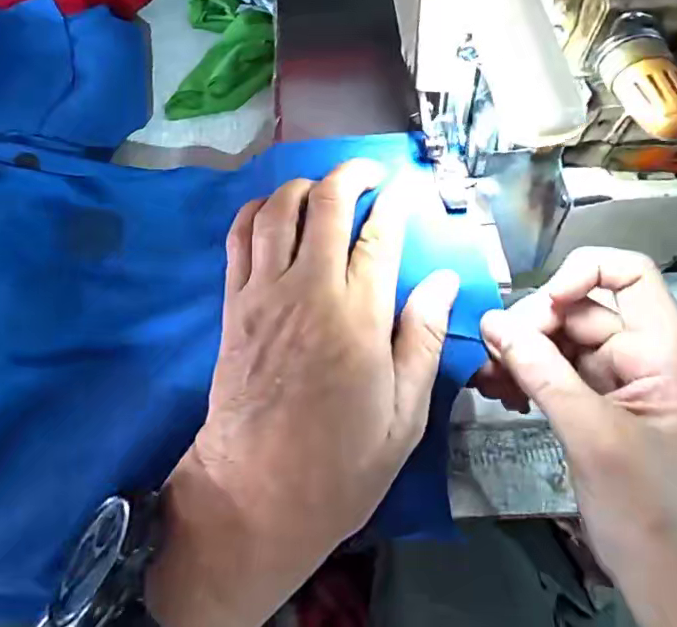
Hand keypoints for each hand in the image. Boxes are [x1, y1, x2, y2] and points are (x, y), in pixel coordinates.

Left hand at [146, 160, 460, 626]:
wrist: (252, 500)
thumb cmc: (340, 464)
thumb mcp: (404, 415)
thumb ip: (424, 338)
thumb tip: (443, 280)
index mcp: (358, 318)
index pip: (379, 235)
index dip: (396, 202)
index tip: (407, 189)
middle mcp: (308, 291)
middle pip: (326, 203)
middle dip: (352, 175)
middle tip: (371, 175)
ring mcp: (263, 294)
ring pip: (278, 210)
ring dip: (305, 186)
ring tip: (327, 189)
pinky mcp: (233, 305)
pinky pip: (239, 238)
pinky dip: (256, 211)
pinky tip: (274, 212)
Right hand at [477, 248, 676, 626]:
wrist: (676, 601)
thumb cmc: (654, 521)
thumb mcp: (594, 439)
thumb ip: (543, 374)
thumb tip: (494, 323)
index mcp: (665, 355)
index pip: (632, 275)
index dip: (585, 272)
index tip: (545, 303)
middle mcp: (644, 361)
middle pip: (585, 310)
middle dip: (536, 323)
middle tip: (495, 348)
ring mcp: (620, 388)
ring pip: (564, 343)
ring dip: (523, 350)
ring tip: (487, 370)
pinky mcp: (599, 413)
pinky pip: (557, 376)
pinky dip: (528, 376)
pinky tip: (500, 390)